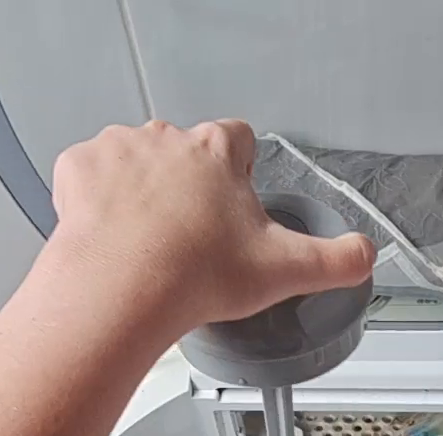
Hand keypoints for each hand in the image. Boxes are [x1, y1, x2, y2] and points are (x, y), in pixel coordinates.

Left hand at [46, 119, 374, 334]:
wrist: (126, 289)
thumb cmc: (196, 275)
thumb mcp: (285, 271)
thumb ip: (336, 261)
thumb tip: (364, 256)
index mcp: (218, 153)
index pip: (239, 139)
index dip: (240, 171)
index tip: (236, 202)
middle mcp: (167, 140)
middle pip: (185, 155)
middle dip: (190, 190)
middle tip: (193, 242)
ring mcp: (118, 151)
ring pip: (136, 165)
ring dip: (143, 196)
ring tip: (151, 247)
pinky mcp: (78, 170)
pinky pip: (89, 177)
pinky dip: (98, 204)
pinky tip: (113, 238)